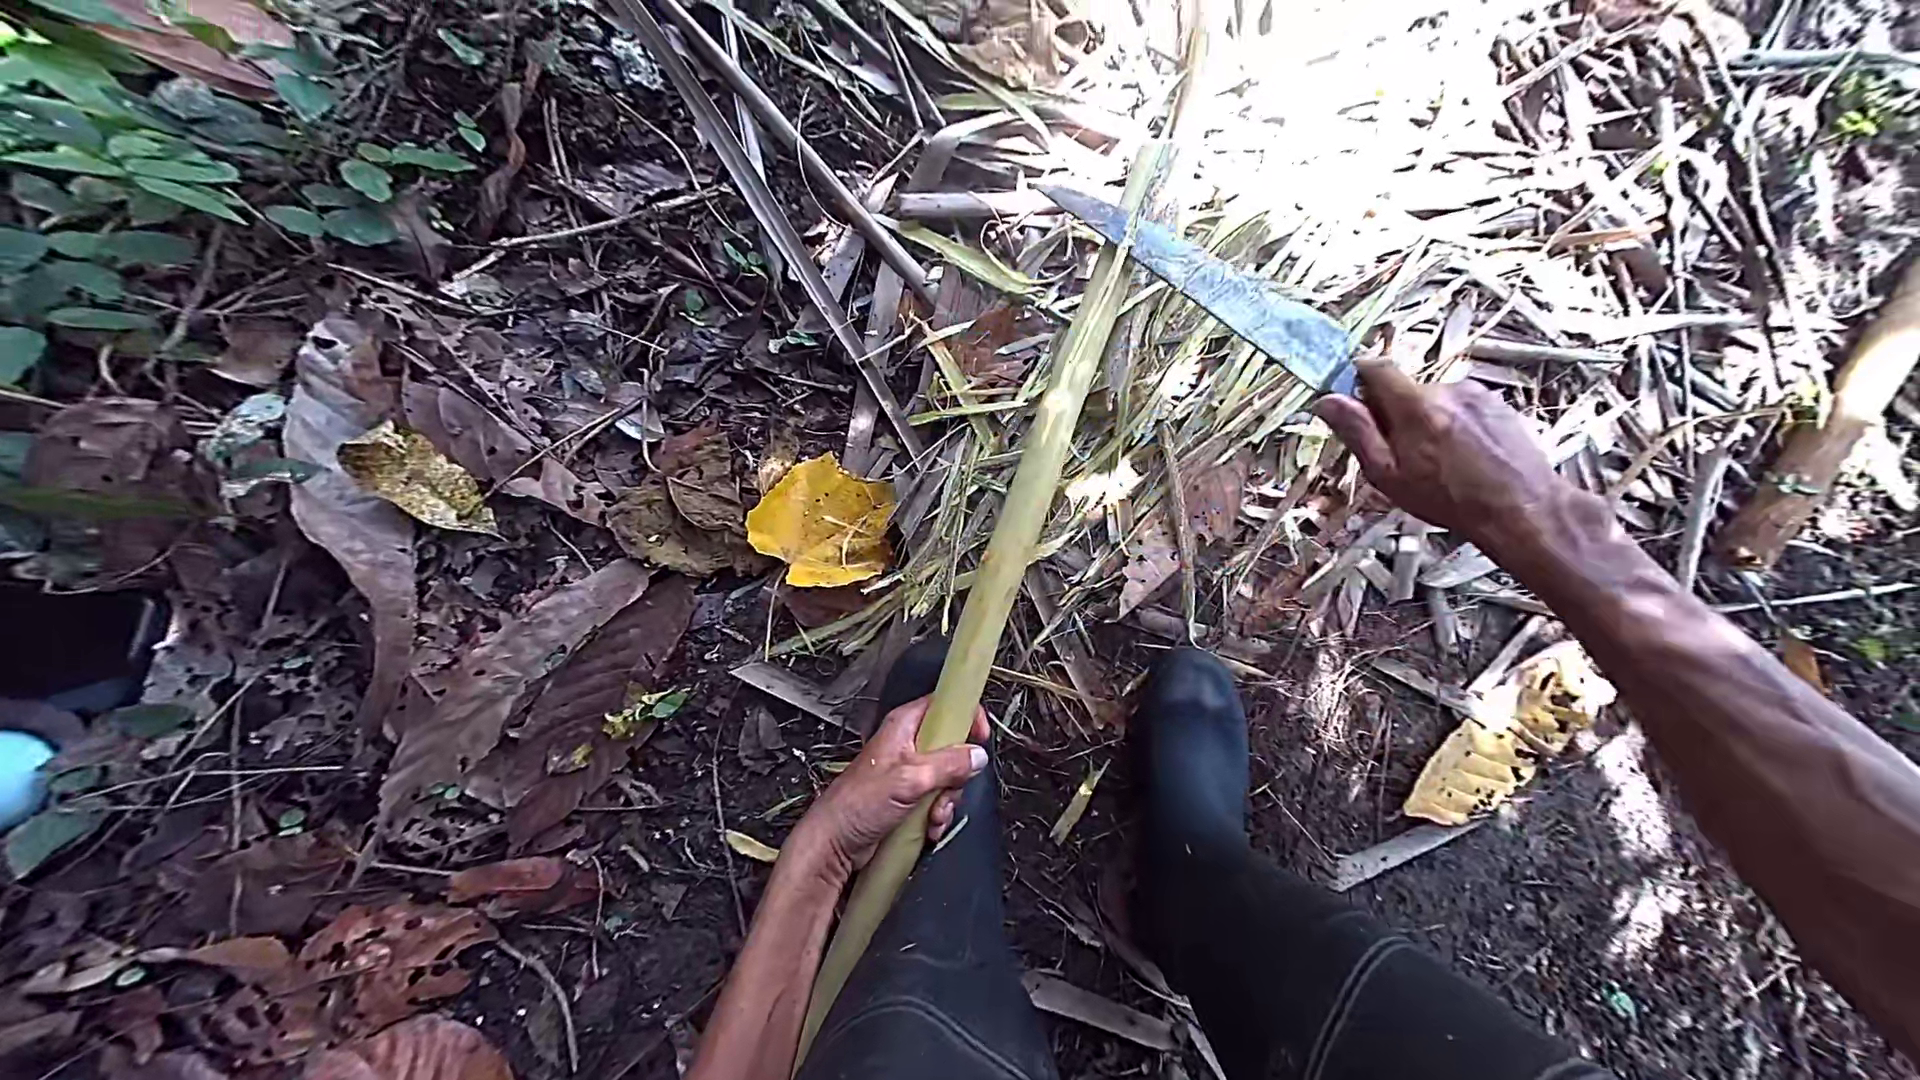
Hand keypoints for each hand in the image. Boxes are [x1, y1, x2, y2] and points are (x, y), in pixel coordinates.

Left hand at [791, 697, 989, 883]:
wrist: (834, 842)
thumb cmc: (857, 803)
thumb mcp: (911, 778)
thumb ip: (949, 764)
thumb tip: (977, 755)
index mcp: (905, 725)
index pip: (944, 705)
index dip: (966, 717)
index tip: (979, 736)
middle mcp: (907, 744)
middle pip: (952, 746)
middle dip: (956, 775)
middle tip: (946, 789)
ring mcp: (908, 771)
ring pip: (947, 778)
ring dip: (946, 801)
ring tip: (931, 815)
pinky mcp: (908, 796)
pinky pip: (936, 800)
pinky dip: (936, 815)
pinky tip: (926, 827)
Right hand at [1313, 357, 1577, 557]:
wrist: (1521, 508)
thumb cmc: (1450, 498)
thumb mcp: (1386, 472)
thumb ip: (1357, 431)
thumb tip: (1328, 402)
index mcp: (1415, 407)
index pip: (1376, 368)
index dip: (1356, 377)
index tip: (1348, 395)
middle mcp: (1448, 391)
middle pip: (1403, 390)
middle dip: (1391, 414)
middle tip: (1394, 452)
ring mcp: (1477, 395)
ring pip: (1430, 400)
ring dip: (1422, 422)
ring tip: (1431, 459)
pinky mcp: (1498, 404)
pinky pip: (1457, 407)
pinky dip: (1449, 426)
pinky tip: (1456, 456)